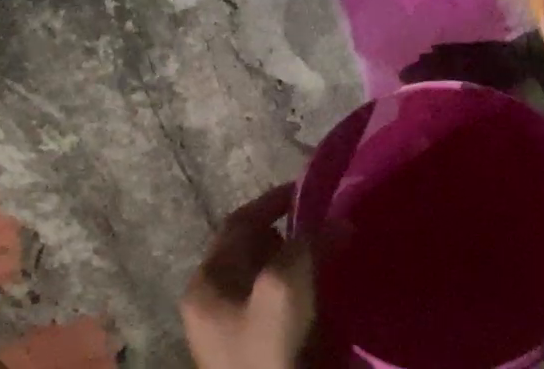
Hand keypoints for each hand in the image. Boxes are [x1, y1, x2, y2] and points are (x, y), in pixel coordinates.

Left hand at [179, 185, 315, 368]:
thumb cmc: (268, 353)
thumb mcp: (285, 288)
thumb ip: (308, 243)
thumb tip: (337, 223)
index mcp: (206, 283)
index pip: (239, 222)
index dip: (275, 200)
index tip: (313, 191)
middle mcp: (210, 303)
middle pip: (252, 248)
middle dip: (290, 232)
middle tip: (326, 226)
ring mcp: (228, 332)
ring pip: (265, 276)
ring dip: (297, 261)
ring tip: (331, 257)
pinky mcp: (251, 352)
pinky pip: (275, 305)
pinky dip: (299, 291)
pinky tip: (324, 296)